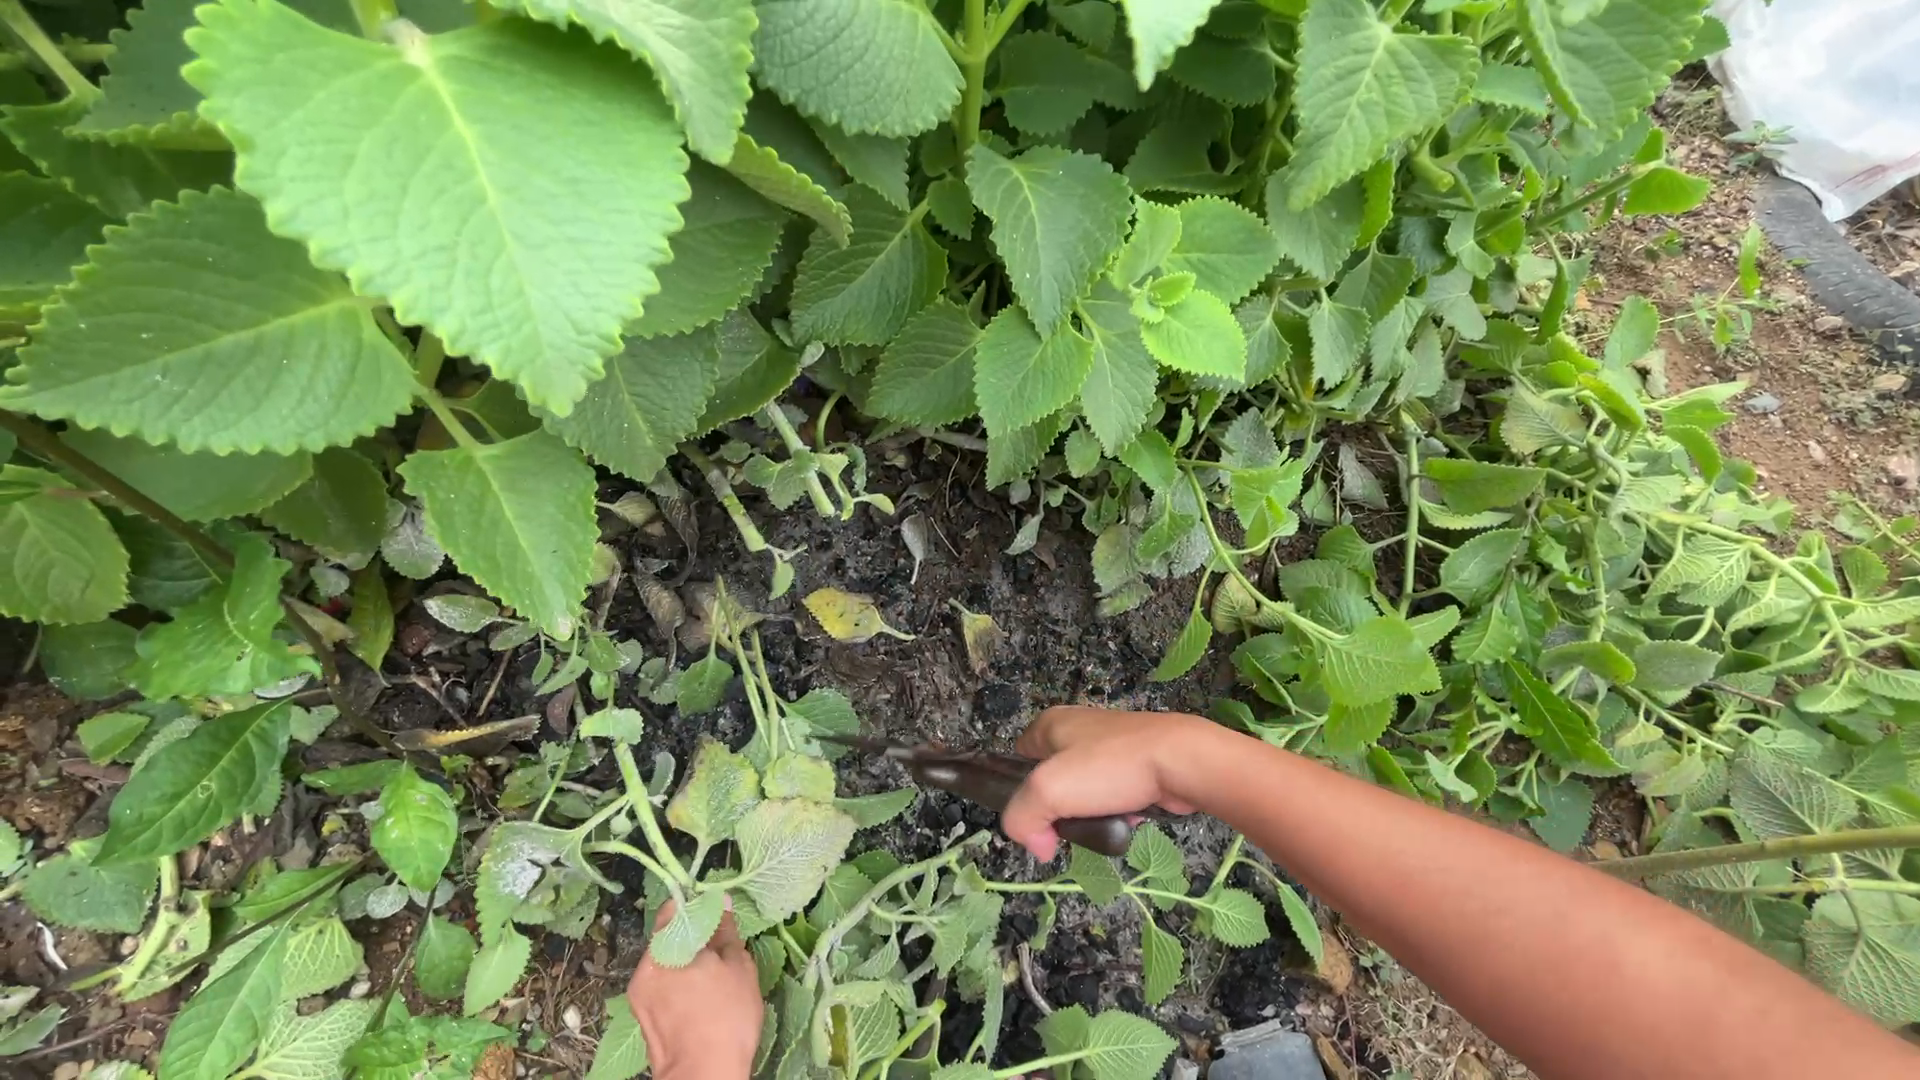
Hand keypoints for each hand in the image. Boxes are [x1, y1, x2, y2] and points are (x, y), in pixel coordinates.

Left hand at [626, 897, 762, 1079]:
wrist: (704, 1078)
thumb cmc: (726, 1017)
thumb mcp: (737, 966)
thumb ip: (726, 930)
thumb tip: (722, 901)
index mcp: (664, 950)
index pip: (674, 910)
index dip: (697, 906)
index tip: (718, 911)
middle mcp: (645, 969)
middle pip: (668, 937)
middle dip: (694, 935)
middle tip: (722, 943)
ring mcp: (641, 996)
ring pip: (666, 962)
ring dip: (687, 958)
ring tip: (715, 970)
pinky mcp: (645, 1018)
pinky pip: (663, 985)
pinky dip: (680, 980)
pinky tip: (704, 992)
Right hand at [1001, 706, 1214, 859]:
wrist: (1180, 761)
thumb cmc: (1109, 768)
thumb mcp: (1048, 791)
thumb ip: (1022, 818)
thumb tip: (1037, 846)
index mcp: (1049, 723)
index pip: (1016, 763)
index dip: (1021, 795)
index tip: (1039, 820)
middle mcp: (1076, 727)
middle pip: (1051, 781)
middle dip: (1061, 810)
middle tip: (1072, 827)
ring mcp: (1109, 743)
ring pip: (1083, 791)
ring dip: (1090, 813)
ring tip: (1103, 825)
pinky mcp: (1136, 760)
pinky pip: (1113, 793)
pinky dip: (1116, 810)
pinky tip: (1127, 819)